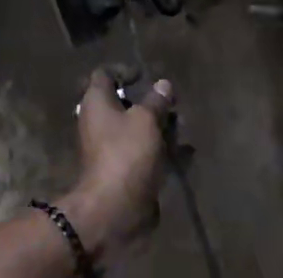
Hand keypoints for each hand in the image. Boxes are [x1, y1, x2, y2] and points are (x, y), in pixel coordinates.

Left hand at [57, 69, 174, 262]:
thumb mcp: (146, 120)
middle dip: (150, 103)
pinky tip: (186, 154)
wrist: (113, 211)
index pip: (104, 75)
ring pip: (137, 130)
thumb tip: (163, 84)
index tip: (145, 76)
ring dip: (160, 128)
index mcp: (96, 102)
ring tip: (184, 130)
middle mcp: (99, 122)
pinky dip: (162, 152)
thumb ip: (156, 101)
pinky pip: (143, 154)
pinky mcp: (123, 172)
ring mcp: (110, 149)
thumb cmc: (126, 154)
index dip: (124, 70)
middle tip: (172, 106)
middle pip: (125, 104)